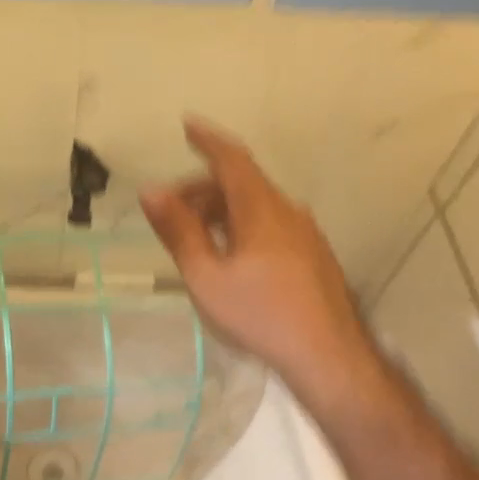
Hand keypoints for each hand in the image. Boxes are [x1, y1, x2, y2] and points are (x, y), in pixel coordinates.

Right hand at [140, 117, 375, 385]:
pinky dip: (242, 227)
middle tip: (171, 212)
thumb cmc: (259, 314)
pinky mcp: (313, 256)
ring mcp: (305, 234)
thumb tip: (152, 190)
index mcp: (260, 208)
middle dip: (203, 188)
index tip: (187, 125)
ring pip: (257, 206)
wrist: (327, 354)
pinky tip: (231, 260)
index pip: (231, 159)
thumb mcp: (206, 276)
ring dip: (222, 211)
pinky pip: (271, 225)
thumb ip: (179, 231)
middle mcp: (287, 210)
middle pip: (241, 184)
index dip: (207, 140)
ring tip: (196, 240)